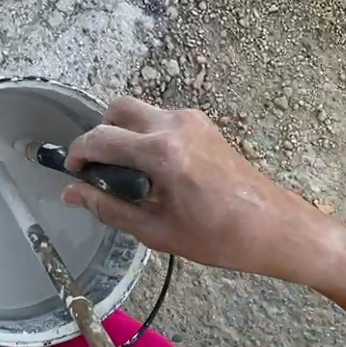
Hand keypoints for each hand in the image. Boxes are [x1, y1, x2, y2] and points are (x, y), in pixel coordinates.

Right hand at [62, 97, 325, 278]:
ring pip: (140, 112)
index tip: (72, 172)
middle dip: (100, 133)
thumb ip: (107, 207)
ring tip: (129, 175)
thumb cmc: (218, 237)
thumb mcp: (155, 230)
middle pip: (117, 109)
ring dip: (125, 134)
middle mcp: (174, 124)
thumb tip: (71, 193)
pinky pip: (161, 119)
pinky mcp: (203, 123)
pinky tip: (155, 171)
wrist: (275, 227)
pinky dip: (146, 135)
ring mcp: (191, 119)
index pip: (101, 137)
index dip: (78, 153)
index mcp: (161, 152)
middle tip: (99, 168)